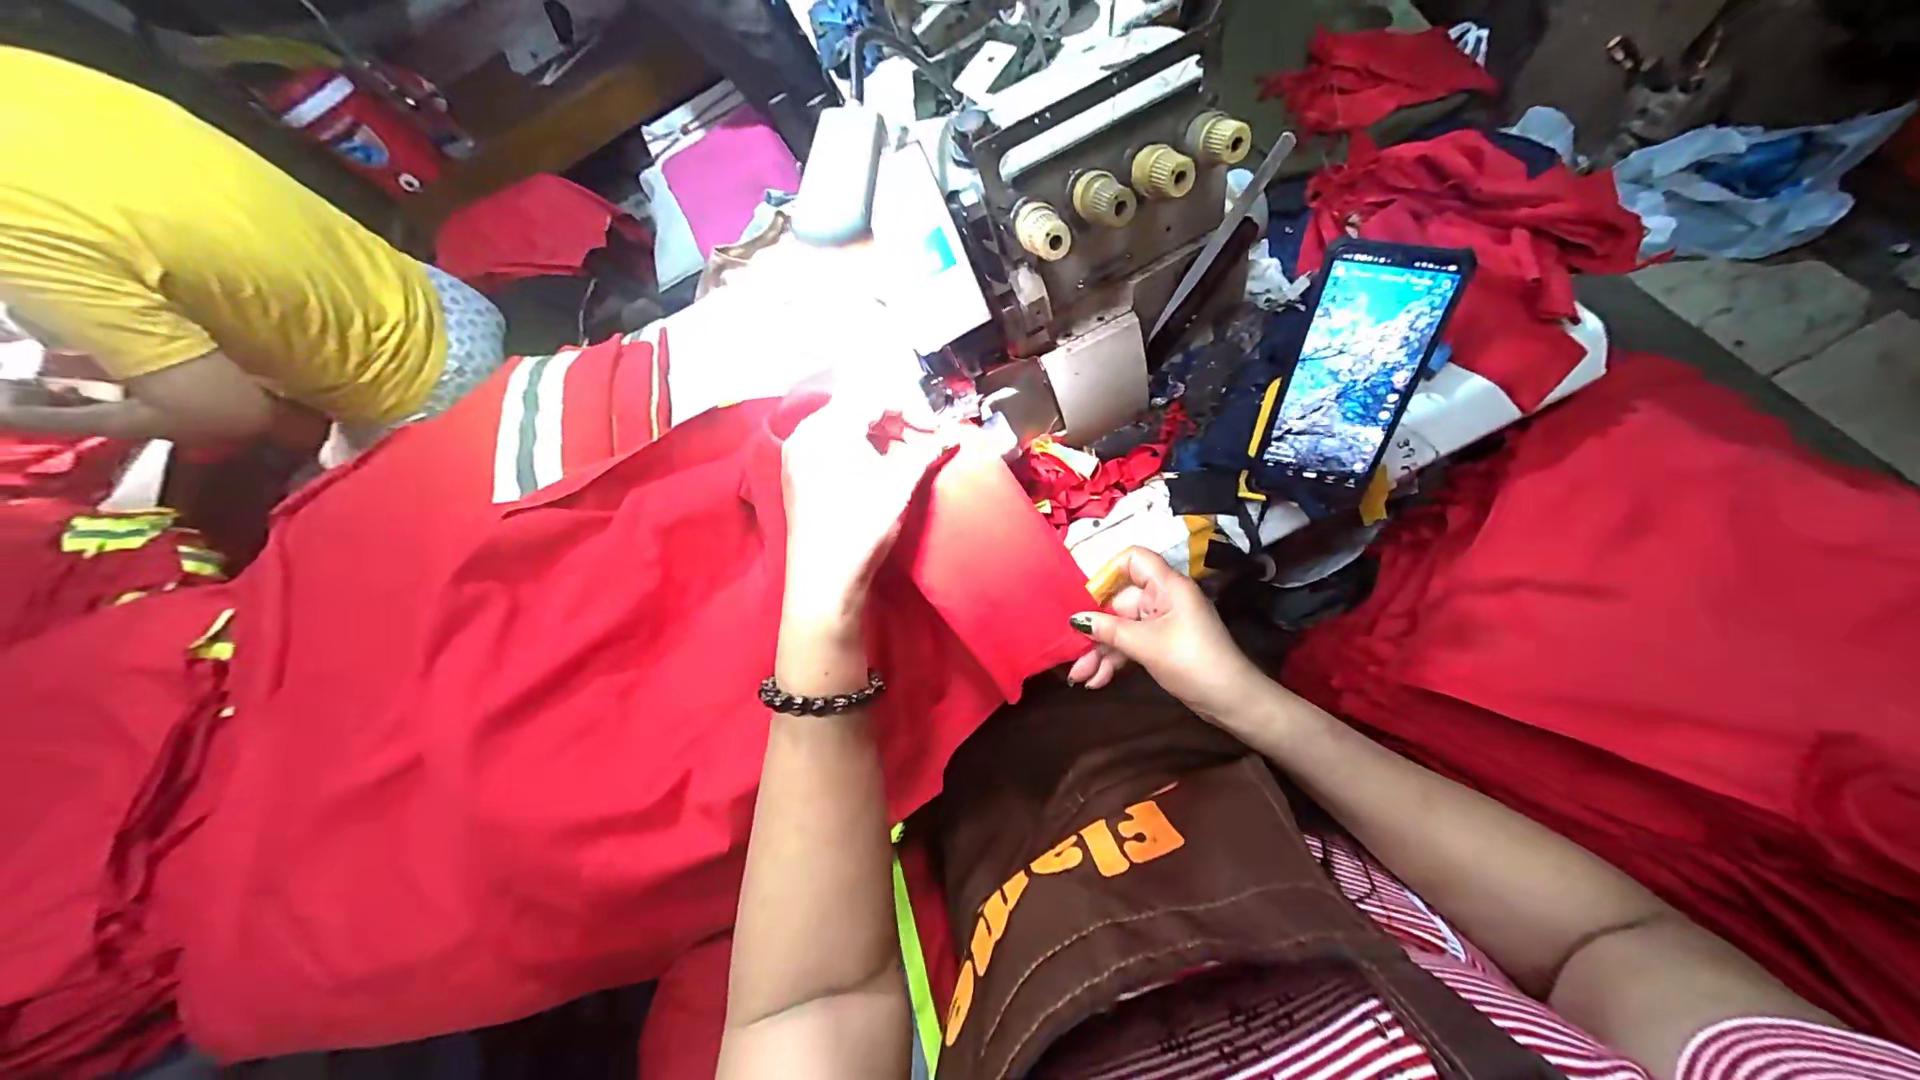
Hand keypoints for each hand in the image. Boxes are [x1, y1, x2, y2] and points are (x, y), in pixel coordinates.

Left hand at [780, 394, 954, 622]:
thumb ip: (925, 452)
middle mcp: (805, 434)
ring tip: (909, 459)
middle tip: (926, 443)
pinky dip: (862, 451)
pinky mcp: (800, 478)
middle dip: (897, 422)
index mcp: (825, 428)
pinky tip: (882, 471)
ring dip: (882, 437)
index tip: (936, 429)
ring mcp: (798, 457)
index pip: (873, 397)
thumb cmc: (860, 528)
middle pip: (857, 409)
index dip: (911, 408)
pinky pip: (834, 448)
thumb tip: (950, 437)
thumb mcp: (898, 485)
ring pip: (846, 429)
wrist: (824, 584)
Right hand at [1067, 548, 1266, 726]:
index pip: (1133, 560)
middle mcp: (1163, 599)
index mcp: (1167, 586)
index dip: (1107, 573)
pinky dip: (1114, 660)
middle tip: (1072, 650)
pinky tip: (1096, 680)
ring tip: (1080, 677)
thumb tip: (1075, 620)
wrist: (1232, 701)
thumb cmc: (1192, 661)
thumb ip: (1108, 630)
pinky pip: (1130, 645)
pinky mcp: (1160, 645)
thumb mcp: (1145, 645)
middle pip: (1119, 602)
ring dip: (1100, 651)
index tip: (1085, 598)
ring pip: (1121, 628)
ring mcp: (1161, 623)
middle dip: (1094, 629)